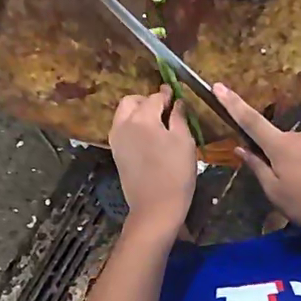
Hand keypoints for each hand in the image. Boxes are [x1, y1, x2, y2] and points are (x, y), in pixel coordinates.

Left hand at [108, 86, 196, 236]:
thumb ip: (179, 117)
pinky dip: (132, 126)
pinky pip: (122, 130)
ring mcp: (116, 140)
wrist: (155, 207)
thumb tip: (176, 103)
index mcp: (141, 118)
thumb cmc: (176, 173)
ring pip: (123, 115)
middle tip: (164, 109)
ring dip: (137, 113)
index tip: (174, 93)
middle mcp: (123, 124)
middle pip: (131, 102)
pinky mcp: (116, 153)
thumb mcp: (184, 142)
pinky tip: (148, 137)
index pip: (154, 97)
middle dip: (146, 101)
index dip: (166, 94)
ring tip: (156, 123)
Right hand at [212, 83, 300, 243]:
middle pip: (272, 140)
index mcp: (280, 145)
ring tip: (296, 194)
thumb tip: (242, 149)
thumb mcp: (275, 192)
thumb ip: (257, 167)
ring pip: (289, 150)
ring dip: (285, 166)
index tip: (218, 86)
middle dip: (267, 157)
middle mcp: (298, 136)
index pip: (250, 120)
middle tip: (274, 186)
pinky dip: (300, 169)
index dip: (232, 103)